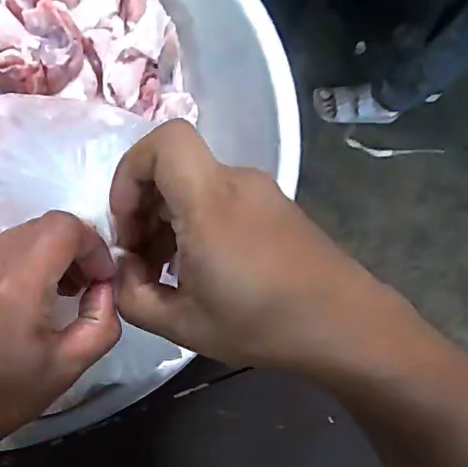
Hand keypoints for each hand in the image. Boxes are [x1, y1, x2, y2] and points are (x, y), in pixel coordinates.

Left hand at [0, 210, 121, 451]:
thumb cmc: (4, 397)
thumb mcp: (69, 367)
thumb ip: (101, 321)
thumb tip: (103, 287)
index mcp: (17, 285)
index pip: (65, 226)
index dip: (94, 244)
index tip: (101, 278)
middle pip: (44, 225)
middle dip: (74, 248)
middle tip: (84, 287)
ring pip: (20, 234)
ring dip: (48, 253)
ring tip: (57, 294)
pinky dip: (23, 260)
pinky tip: (25, 298)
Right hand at [111, 120, 409, 373]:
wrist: (344, 324)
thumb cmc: (261, 323)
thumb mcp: (182, 325)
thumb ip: (133, 296)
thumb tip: (123, 270)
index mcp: (209, 200)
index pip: (163, 141)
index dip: (130, 173)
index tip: (127, 224)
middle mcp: (236, 181)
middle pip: (173, 166)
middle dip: (143, 207)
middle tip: (142, 261)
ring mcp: (261, 191)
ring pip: (195, 185)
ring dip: (168, 221)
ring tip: (170, 274)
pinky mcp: (276, 207)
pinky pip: (220, 199)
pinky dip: (197, 224)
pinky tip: (203, 271)